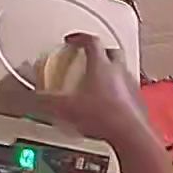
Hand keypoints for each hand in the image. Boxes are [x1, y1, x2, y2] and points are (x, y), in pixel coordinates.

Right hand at [5, 33, 155, 150]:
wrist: (130, 135)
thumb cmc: (105, 116)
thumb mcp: (67, 108)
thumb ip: (48, 101)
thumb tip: (36, 98)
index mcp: (101, 66)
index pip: (91, 41)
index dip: (80, 38)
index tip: (72, 40)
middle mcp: (119, 72)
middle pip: (111, 51)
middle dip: (100, 51)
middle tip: (89, 57)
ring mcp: (130, 85)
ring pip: (122, 70)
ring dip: (111, 72)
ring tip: (99, 82)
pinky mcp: (137, 101)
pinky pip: (128, 89)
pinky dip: (119, 91)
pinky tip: (110, 103)